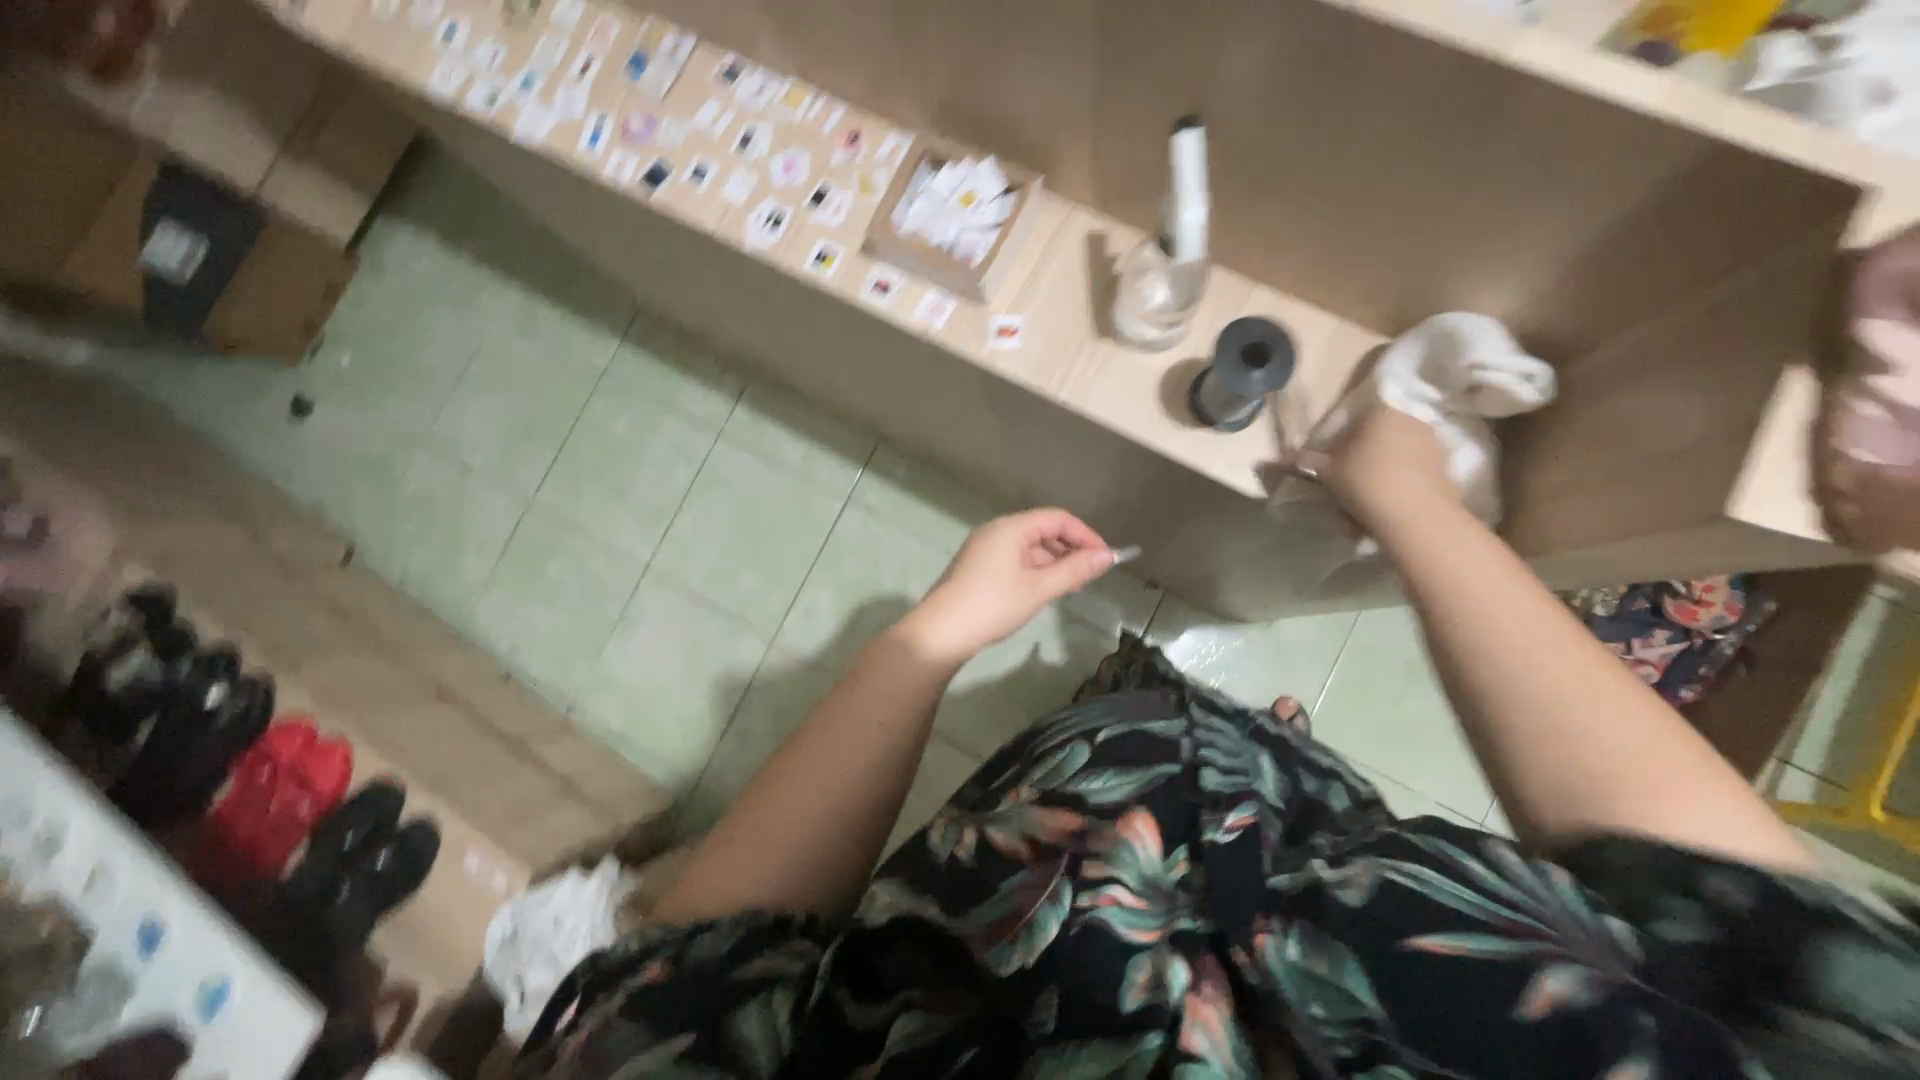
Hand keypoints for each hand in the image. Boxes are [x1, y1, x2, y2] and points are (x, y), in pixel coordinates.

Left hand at [900, 509, 1114, 664]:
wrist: (941, 632)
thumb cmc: (993, 605)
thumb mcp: (1039, 588)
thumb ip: (1075, 570)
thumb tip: (1109, 556)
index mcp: (1011, 528)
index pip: (1058, 519)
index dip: (1085, 536)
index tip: (1106, 559)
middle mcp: (996, 531)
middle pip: (1043, 531)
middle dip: (1070, 551)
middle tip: (1089, 577)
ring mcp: (984, 549)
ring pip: (1029, 548)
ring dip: (1053, 564)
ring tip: (1069, 588)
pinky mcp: (977, 567)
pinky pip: (1015, 560)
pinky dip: (1035, 571)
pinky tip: (1043, 592)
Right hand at [1286, 406, 1454, 531]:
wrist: (1416, 514)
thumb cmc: (1365, 482)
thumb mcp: (1328, 472)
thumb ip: (1305, 461)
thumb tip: (1277, 458)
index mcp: (1379, 412)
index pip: (1352, 425)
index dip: (1338, 448)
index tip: (1332, 471)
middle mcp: (1409, 419)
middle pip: (1376, 437)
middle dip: (1362, 457)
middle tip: (1349, 484)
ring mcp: (1432, 441)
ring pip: (1396, 453)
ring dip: (1382, 469)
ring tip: (1371, 497)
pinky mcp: (1445, 465)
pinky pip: (1414, 469)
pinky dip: (1402, 480)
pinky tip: (1392, 501)